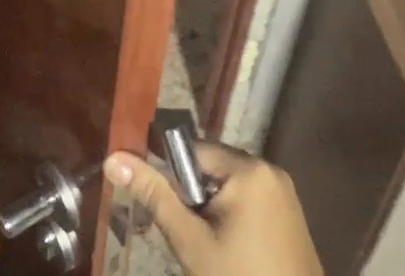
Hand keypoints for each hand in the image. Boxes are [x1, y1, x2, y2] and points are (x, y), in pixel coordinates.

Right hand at [105, 143, 321, 275]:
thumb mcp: (190, 240)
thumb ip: (154, 195)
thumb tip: (112, 158)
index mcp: (247, 168)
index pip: (191, 152)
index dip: (172, 180)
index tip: (166, 213)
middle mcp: (269, 169)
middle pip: (211, 168)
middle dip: (192, 197)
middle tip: (187, 237)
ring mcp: (284, 192)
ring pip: (228, 186)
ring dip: (210, 209)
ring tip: (207, 248)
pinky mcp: (291, 214)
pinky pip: (249, 200)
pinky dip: (232, 218)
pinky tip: (230, 252)